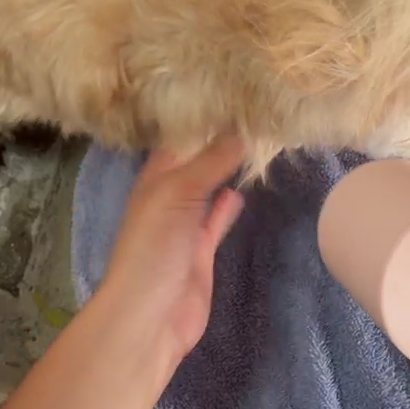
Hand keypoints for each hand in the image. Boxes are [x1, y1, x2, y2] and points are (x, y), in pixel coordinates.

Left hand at [93, 137, 247, 371]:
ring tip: (258, 144)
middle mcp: (168, 192)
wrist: (151, 314)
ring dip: (228, 170)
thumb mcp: (179, 191)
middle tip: (256, 115)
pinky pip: (217, 217)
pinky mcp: (201, 247)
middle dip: (220, 140)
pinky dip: (229, 203)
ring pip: (209, 186)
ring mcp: (184, 221)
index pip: (180, 135)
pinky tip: (246, 189)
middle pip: (197, 159)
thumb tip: (244, 128)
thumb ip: (211, 160)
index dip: (203, 116)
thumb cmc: (155, 243)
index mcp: (155, 173)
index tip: (236, 94)